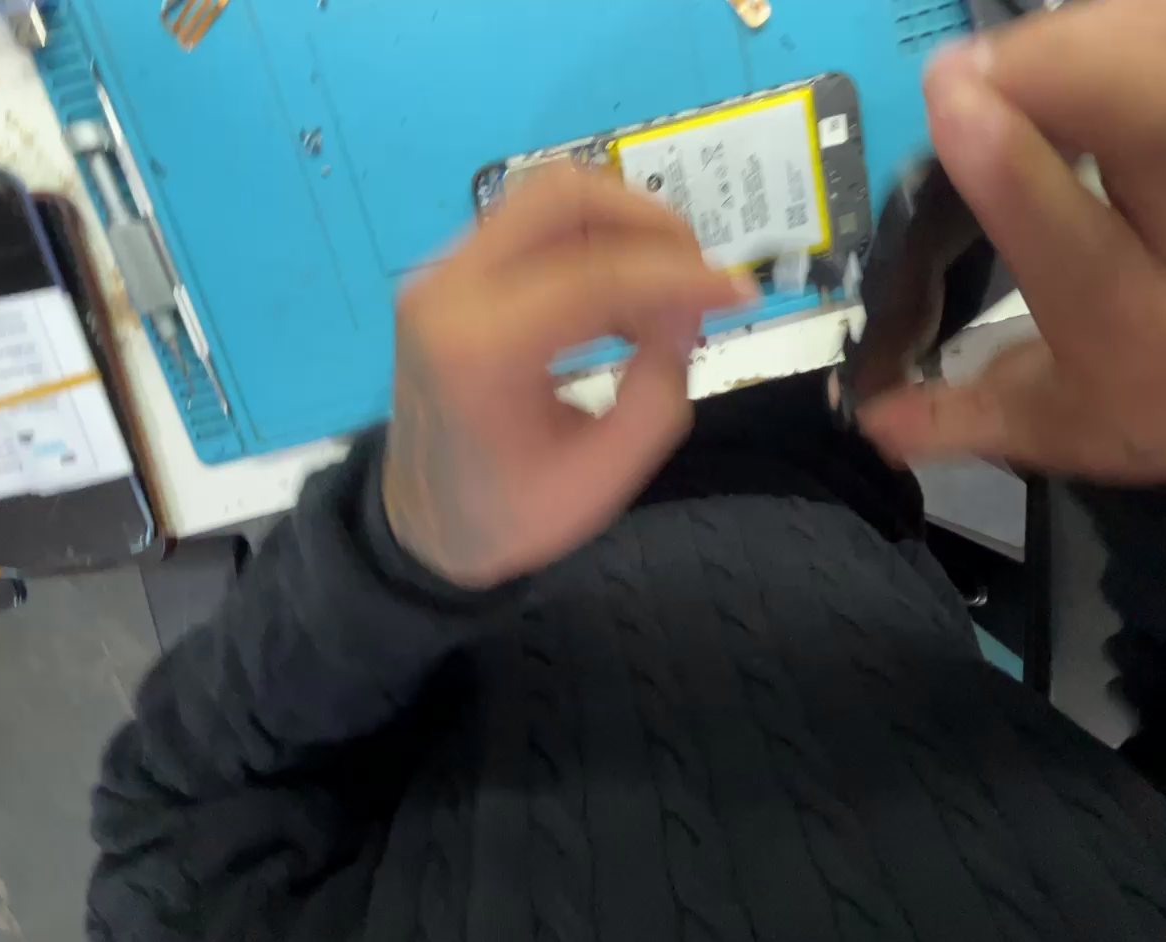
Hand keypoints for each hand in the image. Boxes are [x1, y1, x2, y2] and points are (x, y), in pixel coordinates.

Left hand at [383, 166, 755, 587]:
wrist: (423, 523)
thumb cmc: (508, 515)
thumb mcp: (601, 479)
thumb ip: (659, 393)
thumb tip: (683, 314)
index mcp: (480, 350)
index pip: (596, 273)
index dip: (680, 276)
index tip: (741, 293)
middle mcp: (447, 290)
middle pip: (565, 194)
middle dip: (652, 225)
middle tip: (697, 281)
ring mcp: (439, 276)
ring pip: (549, 200)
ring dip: (624, 233)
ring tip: (663, 302)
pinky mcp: (449, 277)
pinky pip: (532, 230)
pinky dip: (593, 248)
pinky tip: (622, 305)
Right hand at [857, 0, 1165, 484]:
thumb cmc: (1129, 413)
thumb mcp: (1032, 435)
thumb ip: (945, 424)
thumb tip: (869, 410)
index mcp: (1142, 341)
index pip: (1084, 244)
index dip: (1016, 169)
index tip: (947, 109)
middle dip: (1066, 70)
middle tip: (960, 74)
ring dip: (1088, 35)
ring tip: (995, 59)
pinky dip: (1124, 20)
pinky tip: (1056, 45)